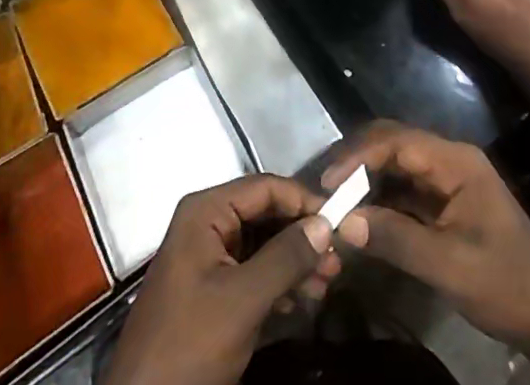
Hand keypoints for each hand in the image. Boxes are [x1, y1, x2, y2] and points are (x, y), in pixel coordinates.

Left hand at [104, 175, 340, 384]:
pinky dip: (281, 281)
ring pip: (265, 243)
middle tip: (337, 261)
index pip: (266, 187)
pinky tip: (304, 298)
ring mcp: (209, 256)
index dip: (304, 201)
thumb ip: (286, 257)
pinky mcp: (213, 287)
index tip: (341, 223)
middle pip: (267, 214)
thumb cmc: (188, 343)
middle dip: (303, 236)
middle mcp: (207, 224)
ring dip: (297, 261)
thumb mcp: (242, 300)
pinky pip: (255, 269)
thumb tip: (326, 224)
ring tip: (327, 282)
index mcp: (206, 212)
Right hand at [324, 124, 529, 384]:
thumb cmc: (505, 283)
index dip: (358, 156)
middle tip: (322, 188)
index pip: (397, 141)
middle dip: (357, 159)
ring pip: (396, 165)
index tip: (326, 183)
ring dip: (364, 178)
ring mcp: (447, 181)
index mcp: (457, 162)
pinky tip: (357, 216)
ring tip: (331, 201)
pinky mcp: (444, 203)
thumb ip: (396, 238)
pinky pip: (403, 189)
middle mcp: (450, 160)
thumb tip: (343, 220)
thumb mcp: (448, 265)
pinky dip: (378, 198)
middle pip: (394, 143)